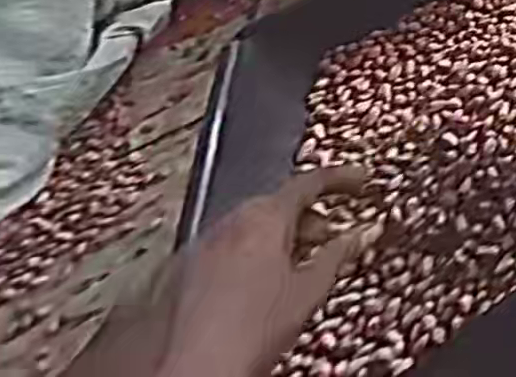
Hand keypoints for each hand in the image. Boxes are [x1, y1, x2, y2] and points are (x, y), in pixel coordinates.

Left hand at [157, 166, 379, 376]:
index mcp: (260, 219)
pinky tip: (244, 296)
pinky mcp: (151, 292)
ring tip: (289, 270)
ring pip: (239, 235)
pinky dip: (235, 265)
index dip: (342, 179)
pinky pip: (208, 262)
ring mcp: (179, 260)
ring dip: (270, 242)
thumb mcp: (308, 292)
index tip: (361, 182)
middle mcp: (217, 229)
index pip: (311, 181)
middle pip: (271, 207)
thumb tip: (364, 232)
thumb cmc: (241, 337)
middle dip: (305, 217)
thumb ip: (339, 253)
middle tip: (328, 234)